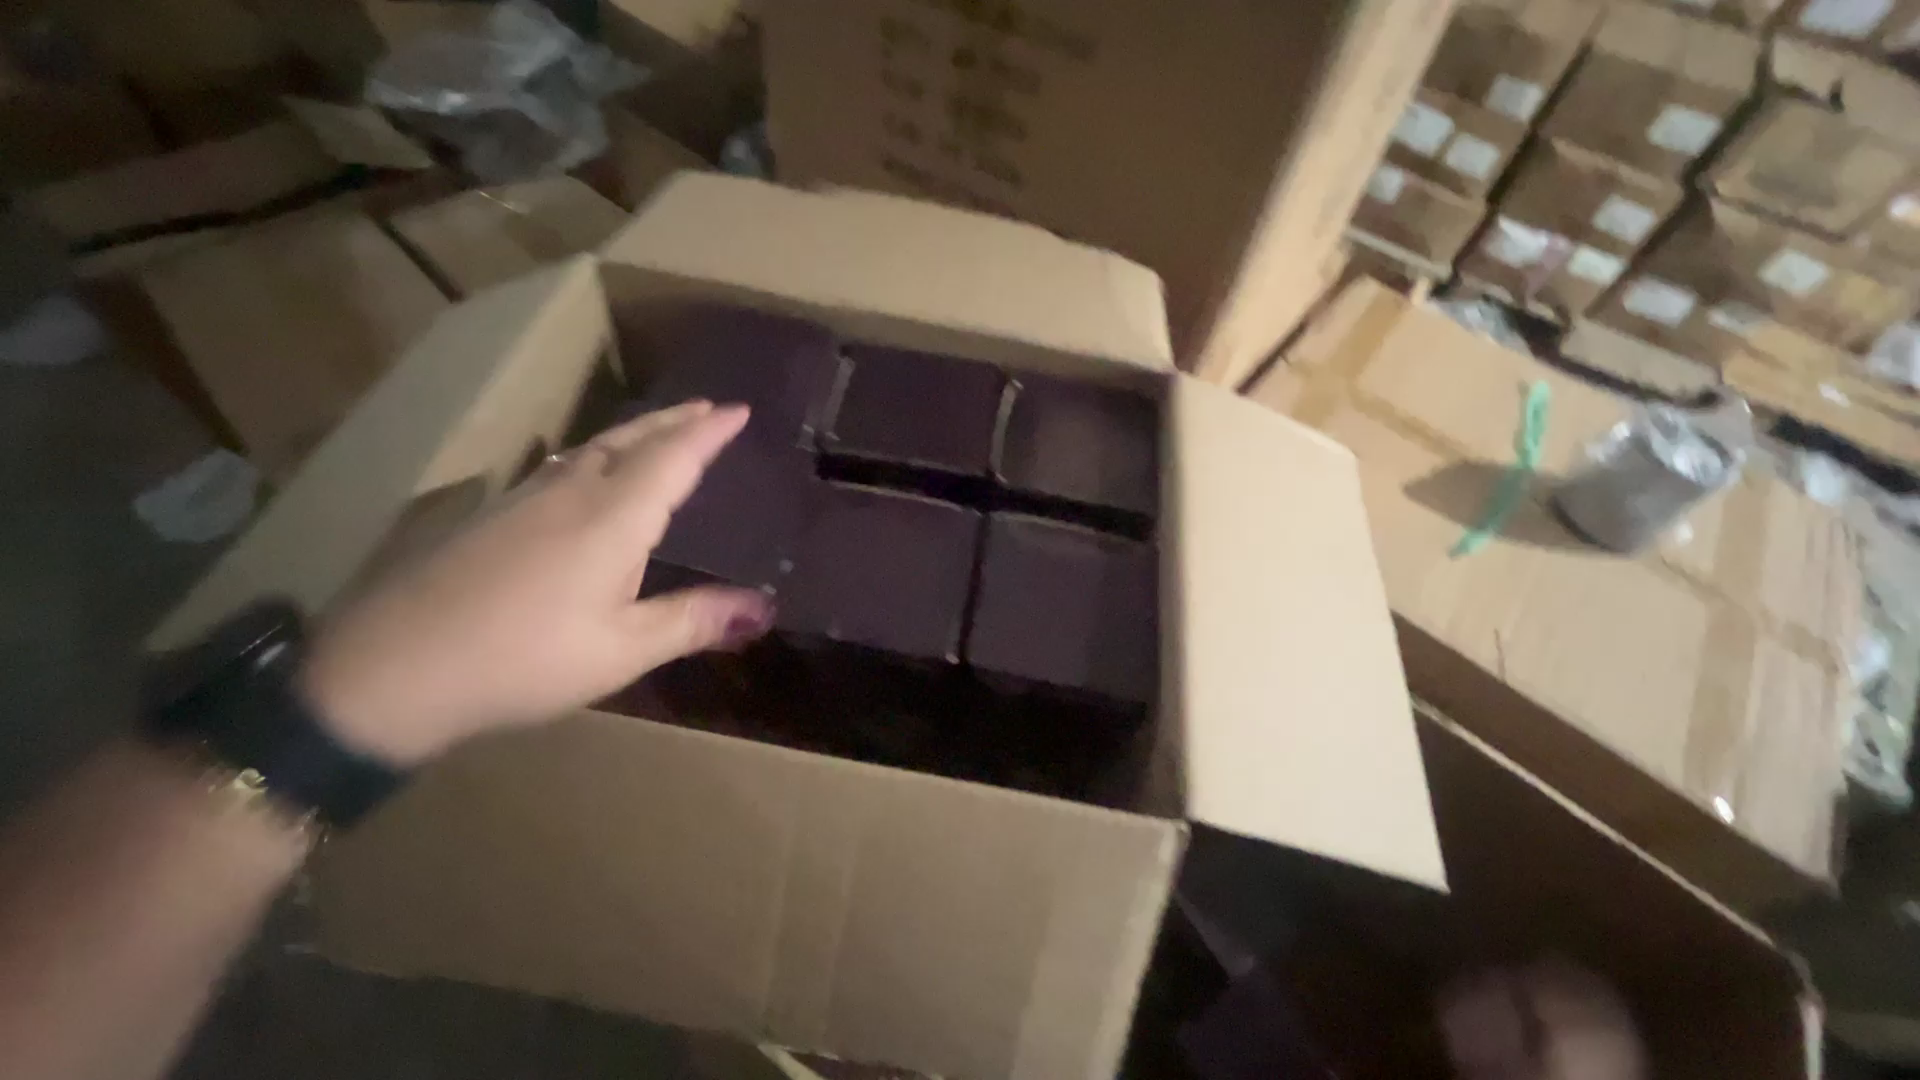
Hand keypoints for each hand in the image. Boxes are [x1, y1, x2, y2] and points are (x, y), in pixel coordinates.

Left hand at [298, 401, 774, 766]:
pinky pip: (564, 464)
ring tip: (661, 432)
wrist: (391, 667)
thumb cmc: (524, 659)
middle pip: (631, 439)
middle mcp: (572, 491)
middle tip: (707, 407)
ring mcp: (525, 498)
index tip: (740, 409)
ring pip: (593, 447)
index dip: (709, 432)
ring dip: (636, 433)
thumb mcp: (622, 650)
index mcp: (613, 517)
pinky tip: (589, 474)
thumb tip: (764, 607)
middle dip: (675, 420)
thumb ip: (693, 620)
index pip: (673, 457)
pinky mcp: (493, 515)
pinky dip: (599, 454)